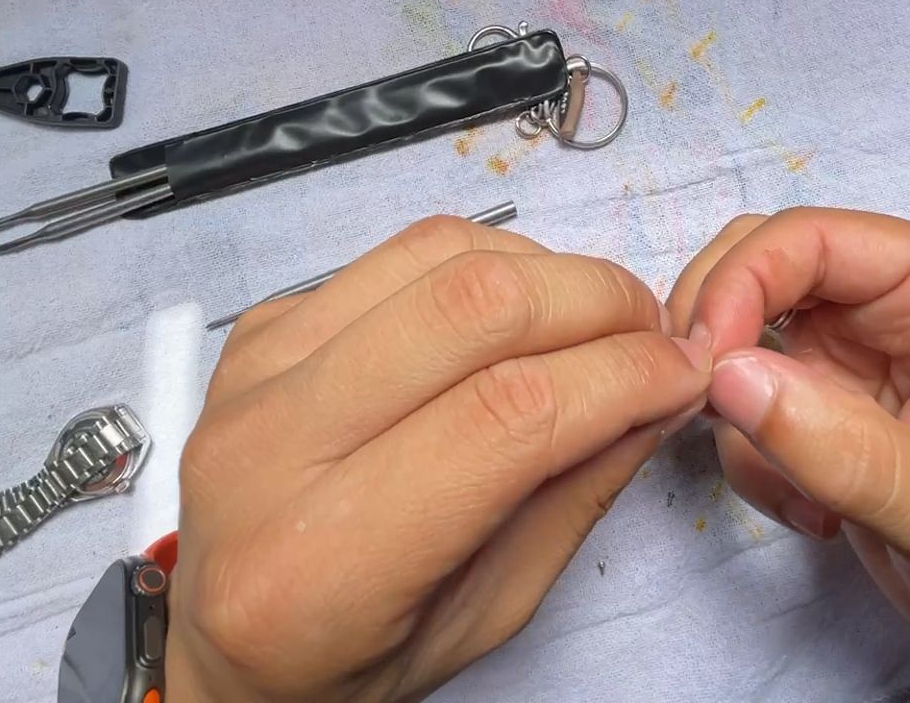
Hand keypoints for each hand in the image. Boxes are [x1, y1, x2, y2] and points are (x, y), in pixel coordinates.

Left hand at [169, 216, 711, 701]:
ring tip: (593, 311)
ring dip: (547, 268)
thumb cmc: (356, 657)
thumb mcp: (489, 609)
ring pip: (438, 257)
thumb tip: (660, 385)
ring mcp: (258, 366)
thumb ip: (578, 487)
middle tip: (650, 327)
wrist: (224, 634)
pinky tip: (518, 302)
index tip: (684, 368)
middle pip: (471, 311)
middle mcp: (271, 443)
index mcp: (323, 561)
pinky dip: (485, 260)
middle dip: (595, 299)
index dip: (619, 376)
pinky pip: (398, 253)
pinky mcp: (264, 323)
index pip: (506, 417)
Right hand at [667, 209, 909, 701]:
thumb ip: (845, 449)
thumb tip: (726, 379)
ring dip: (735, 409)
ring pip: (740, 331)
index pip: (813, 238)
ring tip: (796, 492)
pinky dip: (750, 453)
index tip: (705, 364)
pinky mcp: (822, 399)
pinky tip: (812, 512)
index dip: (743, 283)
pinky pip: (744, 397)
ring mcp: (852, 348)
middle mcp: (893, 297)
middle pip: (759, 265)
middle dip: (719, 331)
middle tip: (704, 406)